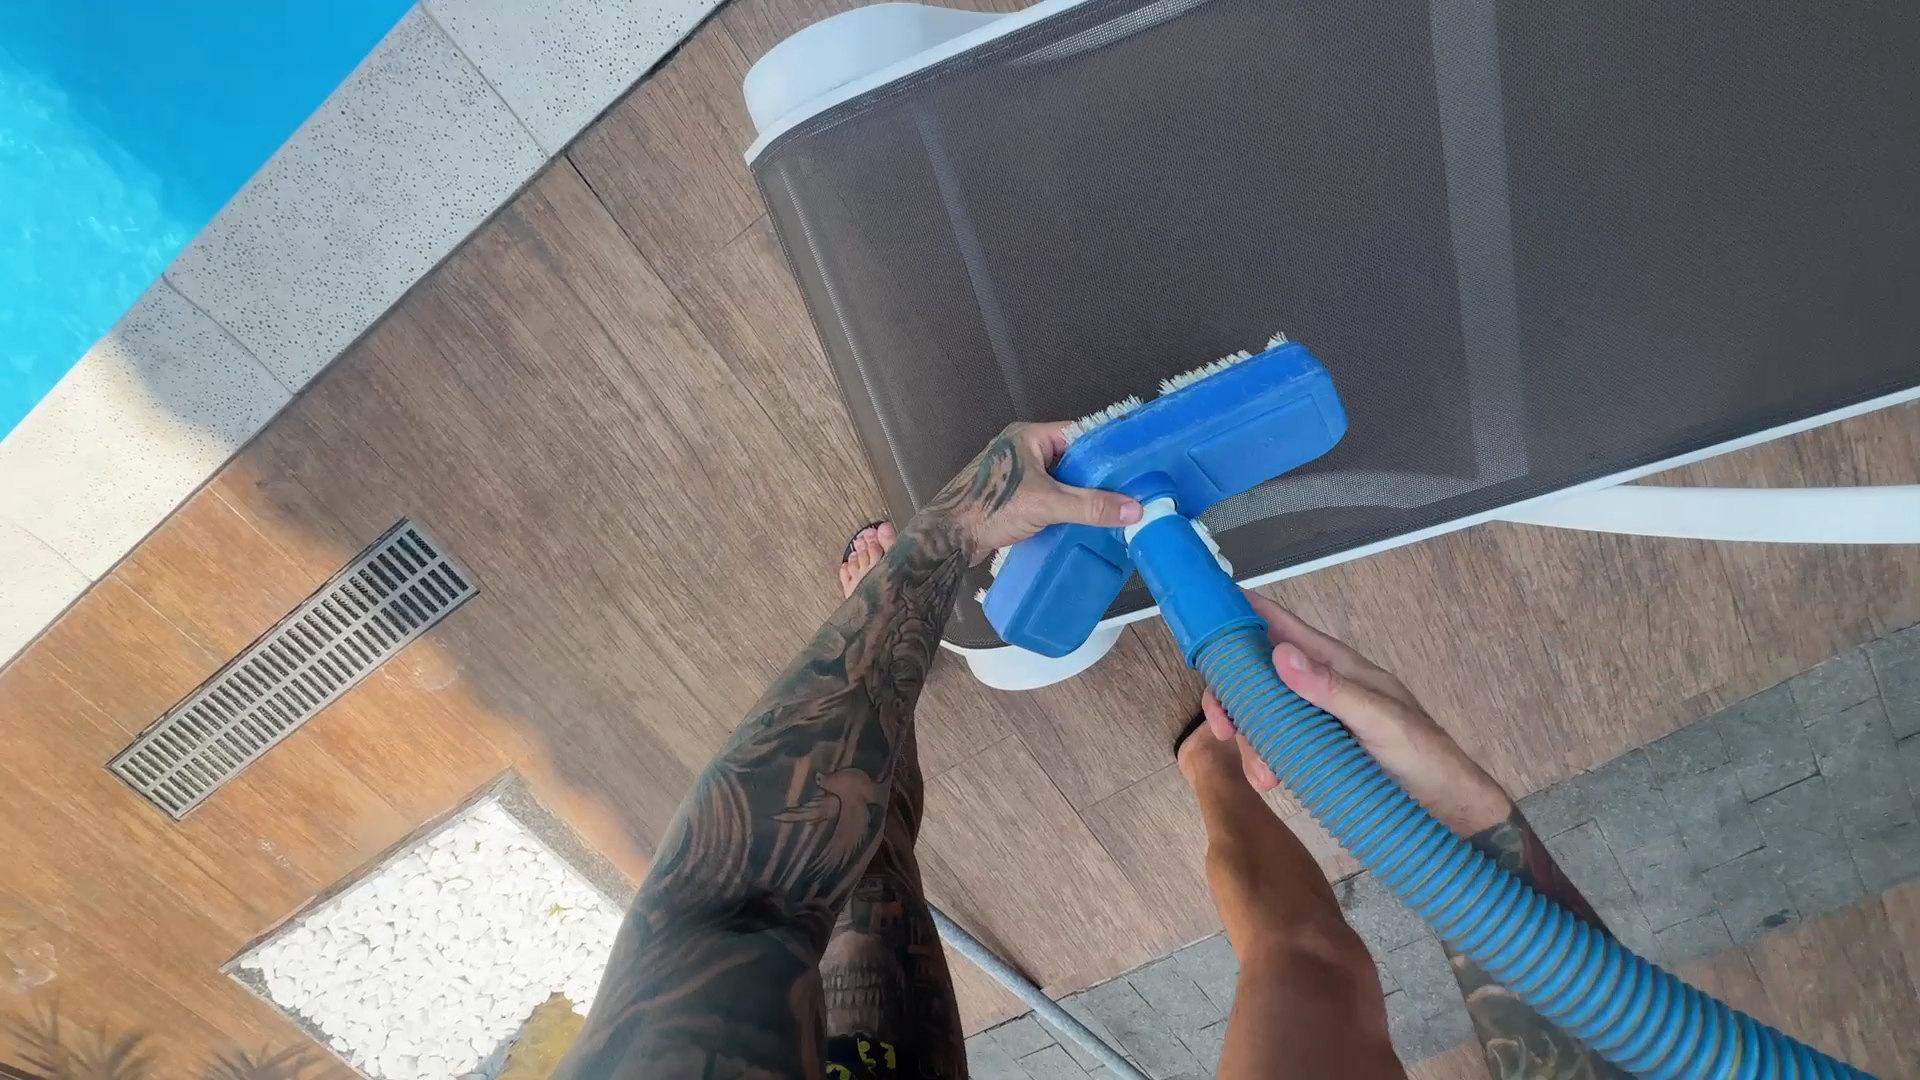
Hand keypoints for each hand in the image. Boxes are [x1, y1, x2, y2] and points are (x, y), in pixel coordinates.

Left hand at [915, 422, 1143, 564]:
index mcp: (1028, 436)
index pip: (1079, 433)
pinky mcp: (1013, 496)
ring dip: (1080, 494)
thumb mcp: (1046, 504)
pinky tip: (1082, 521)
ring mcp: (1016, 474)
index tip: (1133, 463)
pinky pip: (1048, 496)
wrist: (949, 538)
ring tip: (1111, 507)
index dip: (1105, 447)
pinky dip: (1064, 506)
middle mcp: (1022, 449)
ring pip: (1060, 480)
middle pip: (1072, 459)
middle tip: (1127, 490)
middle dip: (1096, 476)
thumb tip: (1133, 508)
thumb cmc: (989, 509)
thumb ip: (1091, 506)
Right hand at [1200, 590, 1513, 837]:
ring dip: (1247, 740)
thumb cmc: (1423, 756)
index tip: (1202, 614)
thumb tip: (1279, 652)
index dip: (1238, 611)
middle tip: (1223, 726)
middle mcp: (1311, 683)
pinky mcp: (1306, 748)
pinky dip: (1260, 760)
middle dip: (1229, 696)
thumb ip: (1332, 688)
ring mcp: (1306, 716)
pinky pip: (1268, 744)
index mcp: (1330, 662)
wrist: (1448, 814)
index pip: (1276, 623)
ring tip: (1263, 776)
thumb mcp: (1381, 720)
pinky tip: (1269, 781)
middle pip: (1250, 673)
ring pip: (1254, 712)